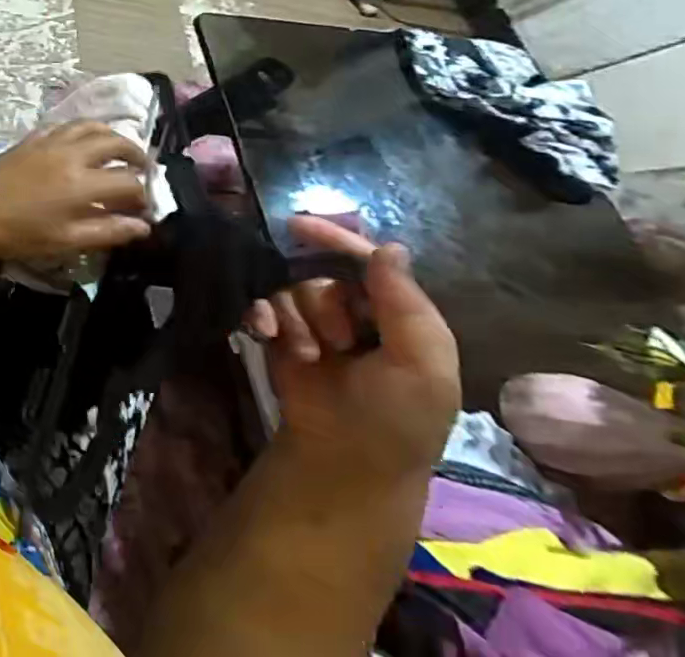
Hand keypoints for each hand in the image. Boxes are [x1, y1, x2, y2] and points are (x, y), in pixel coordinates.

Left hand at [0, 120, 152, 259]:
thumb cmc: (15, 232)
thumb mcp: (63, 241)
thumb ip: (106, 231)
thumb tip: (142, 226)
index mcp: (83, 184)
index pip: (129, 182)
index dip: (143, 195)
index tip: (144, 208)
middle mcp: (73, 155)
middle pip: (117, 143)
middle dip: (137, 156)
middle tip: (142, 171)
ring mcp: (51, 142)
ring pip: (92, 126)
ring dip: (112, 135)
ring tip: (118, 150)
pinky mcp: (32, 138)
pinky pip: (66, 125)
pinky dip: (83, 130)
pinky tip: (81, 142)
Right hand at [247, 215, 459, 480]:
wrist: (345, 459)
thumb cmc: (396, 416)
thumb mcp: (422, 366)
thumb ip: (406, 304)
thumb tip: (387, 246)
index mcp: (396, 311)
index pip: (366, 261)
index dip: (335, 240)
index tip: (297, 225)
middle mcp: (352, 309)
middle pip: (321, 273)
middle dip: (322, 302)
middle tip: (338, 342)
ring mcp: (312, 322)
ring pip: (290, 288)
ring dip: (295, 319)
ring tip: (308, 355)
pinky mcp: (279, 335)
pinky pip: (262, 305)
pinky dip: (262, 315)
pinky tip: (265, 333)